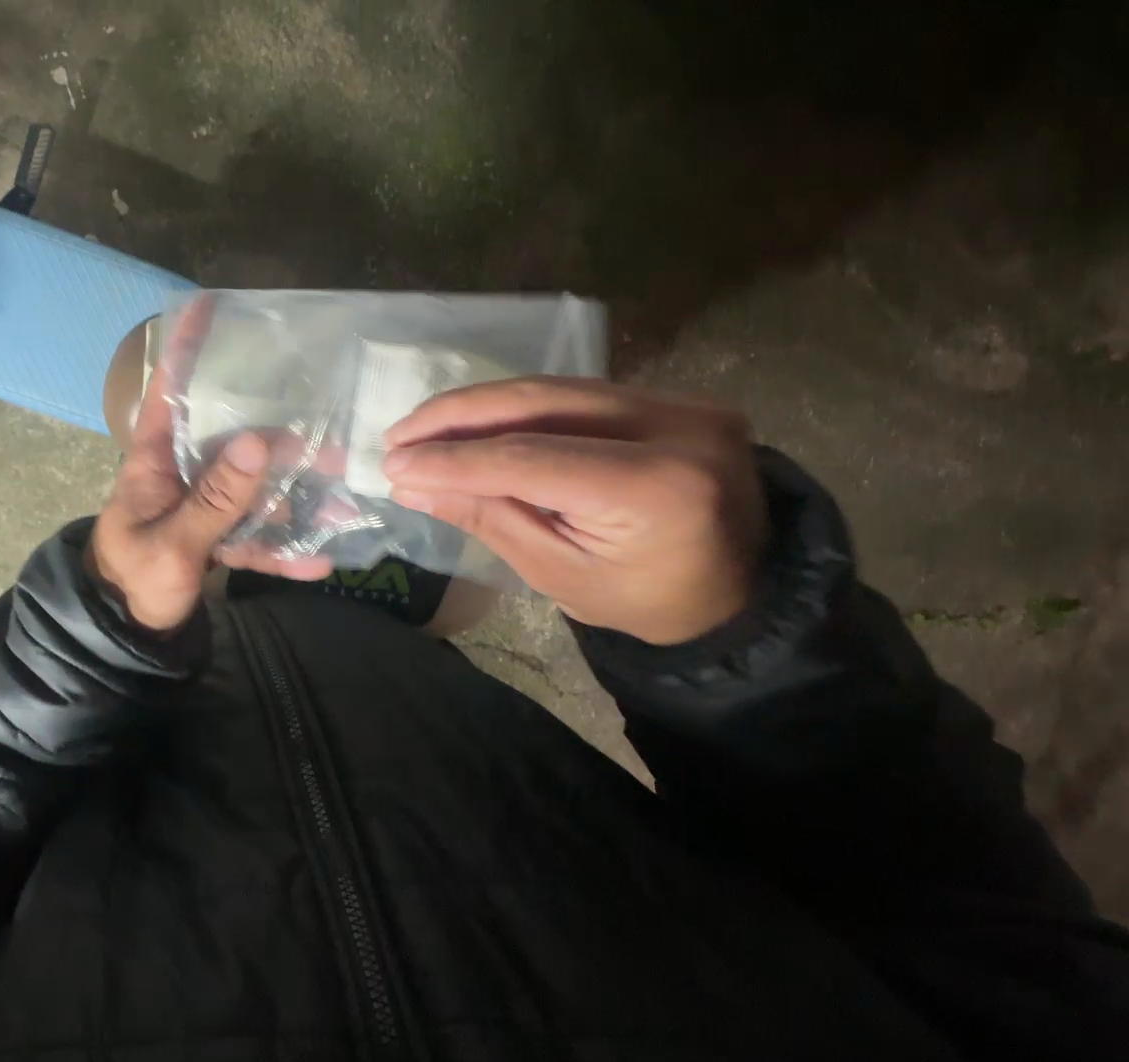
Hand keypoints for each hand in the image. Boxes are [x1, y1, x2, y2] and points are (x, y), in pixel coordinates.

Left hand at [89, 298, 329, 631]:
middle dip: (280, 434)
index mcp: (155, 461)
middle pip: (232, 437)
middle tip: (328, 429)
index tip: (206, 304)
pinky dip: (282, 547)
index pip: (168, 391)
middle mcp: (181, 473)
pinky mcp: (214, 537)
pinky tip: (318, 561)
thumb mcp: (172, 545)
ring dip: (295, 494)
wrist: (122, 637)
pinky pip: (253, 533)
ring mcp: (200, 506)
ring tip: (342, 499)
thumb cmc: (131, 583)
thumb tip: (261, 442)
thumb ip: (215, 499)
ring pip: (253, 486)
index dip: (184, 347)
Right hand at [382, 377, 767, 644]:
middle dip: (458, 416)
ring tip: (421, 429)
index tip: (393, 465)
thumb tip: (413, 484)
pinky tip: (472, 423)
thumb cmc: (644, 600)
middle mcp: (678, 426)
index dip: (454, 460)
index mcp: (658, 488)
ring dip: (479, 407)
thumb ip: (489, 519)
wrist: (740, 590)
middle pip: (541, 402)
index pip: (531, 459)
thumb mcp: (559, 573)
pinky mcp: (672, 397)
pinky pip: (576, 394)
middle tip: (398, 435)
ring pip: (554, 389)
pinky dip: (516, 409)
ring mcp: (682, 403)